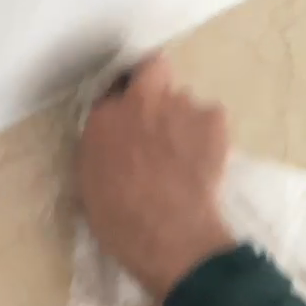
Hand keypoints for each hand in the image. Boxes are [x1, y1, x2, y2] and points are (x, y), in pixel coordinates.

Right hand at [79, 55, 236, 301]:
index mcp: (103, 121)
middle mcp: (141, 101)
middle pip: (151, 69)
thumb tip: (111, 142)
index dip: (119, 106)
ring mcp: (182, 105)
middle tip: (154, 118)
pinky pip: (208, 119)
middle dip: (152, 82)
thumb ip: (99, 152)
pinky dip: (205, 136)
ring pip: (183, 102)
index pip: (110, 93)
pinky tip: (200, 164)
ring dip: (180, 121)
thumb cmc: (119, 222)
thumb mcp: (90, 188)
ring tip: (181, 160)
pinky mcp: (214, 118)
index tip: (123, 124)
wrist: (168, 236)